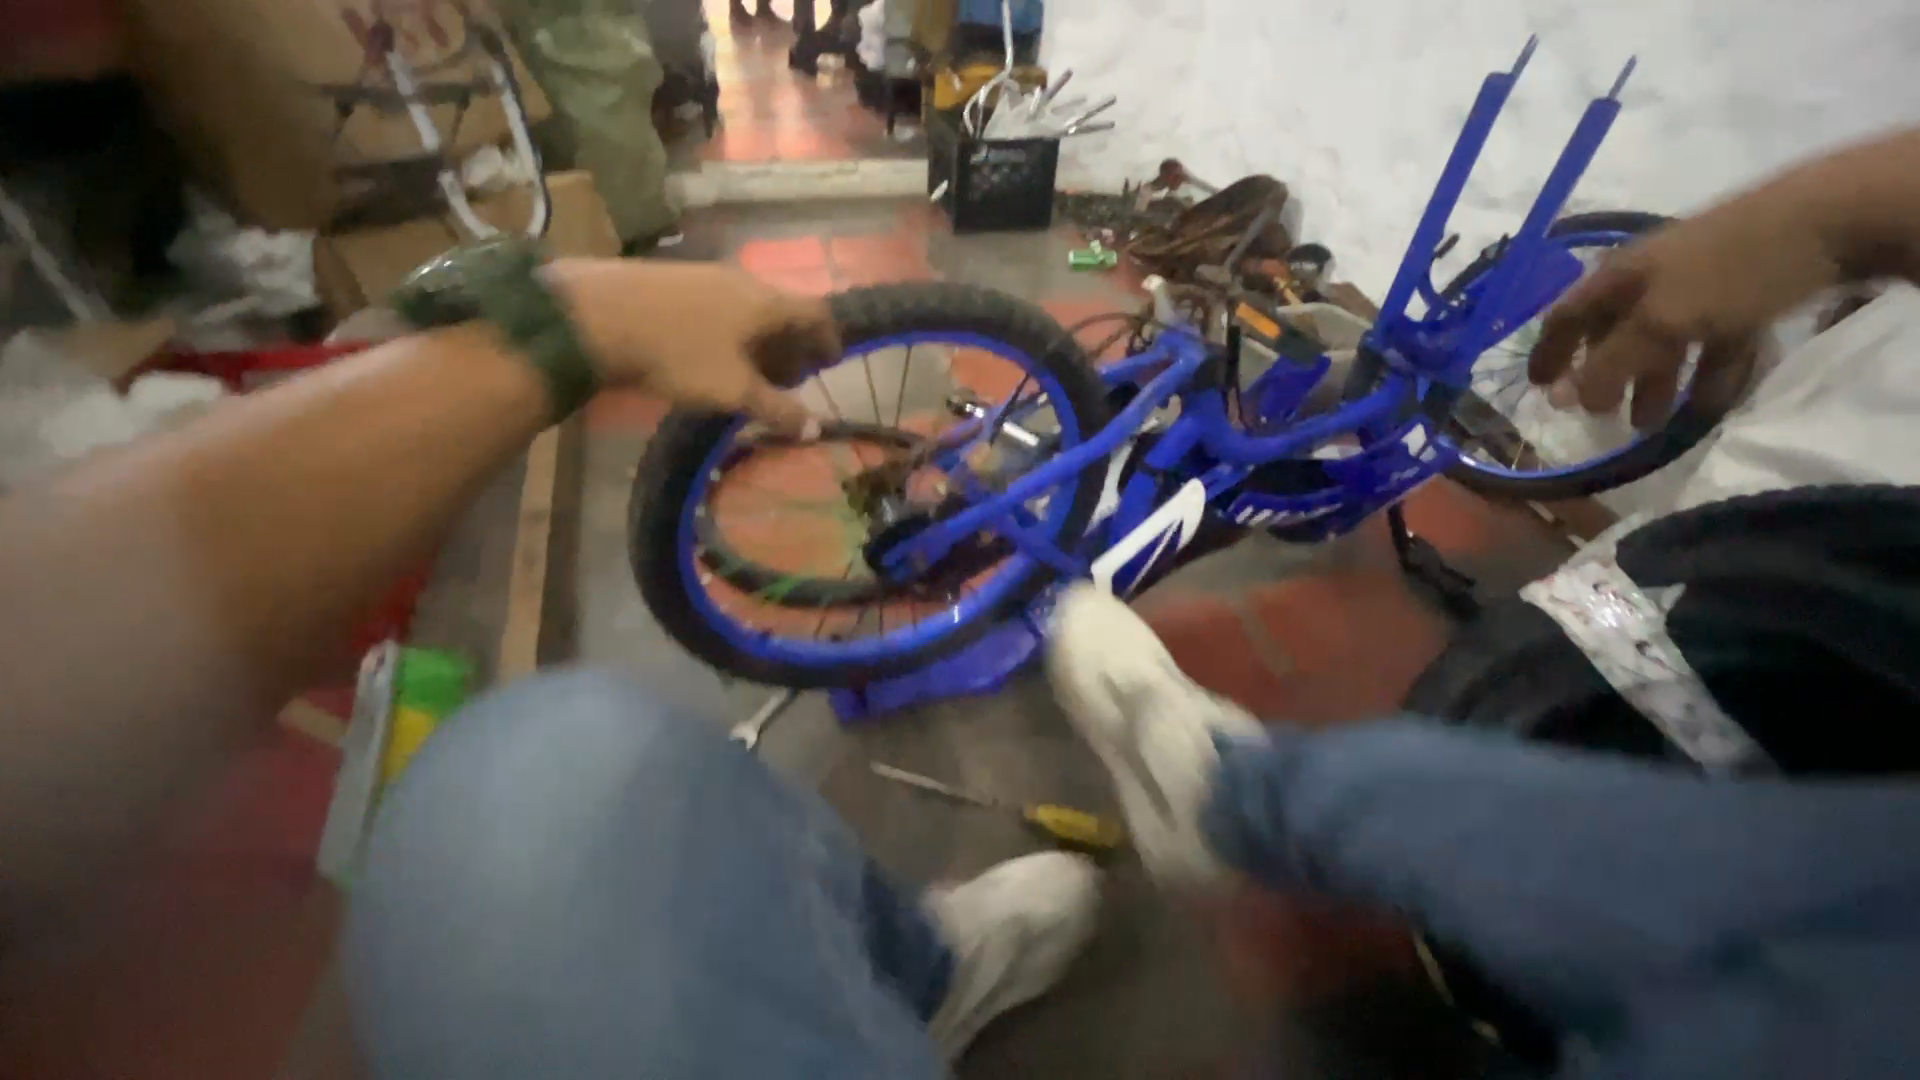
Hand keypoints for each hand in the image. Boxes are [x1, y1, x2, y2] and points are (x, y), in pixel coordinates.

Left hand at [546, 259, 838, 432]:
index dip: (828, 337)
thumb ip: (776, 409)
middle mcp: (744, 280)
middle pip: (784, 309)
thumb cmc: (680, 354)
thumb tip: (814, 429)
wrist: (599, 316)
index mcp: (767, 302)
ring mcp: (708, 275)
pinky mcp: (678, 280)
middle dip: (793, 344)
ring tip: (751, 370)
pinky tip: (712, 352)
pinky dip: (733, 329)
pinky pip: (722, 304)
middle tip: (790, 377)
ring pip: (751, 307)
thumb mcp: (733, 390)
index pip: (816, 313)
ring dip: (761, 338)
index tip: (830, 361)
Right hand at [1527, 189, 1839, 428]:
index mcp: (1619, 275)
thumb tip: (1563, 401)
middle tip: (1599, 416)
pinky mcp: (1750, 290)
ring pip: (1665, 342)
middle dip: (1605, 377)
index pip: (1565, 318)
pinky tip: (1705, 406)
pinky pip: (1715, 341)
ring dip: (1653, 384)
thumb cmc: (1731, 268)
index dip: (1548, 354)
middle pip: (1615, 334)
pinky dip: (1705, 374)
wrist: (1843, 215)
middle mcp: (1651, 277)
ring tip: (1650, 425)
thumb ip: (1607, 366)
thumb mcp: (1659, 323)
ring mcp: (1702, 283)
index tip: (1539, 390)